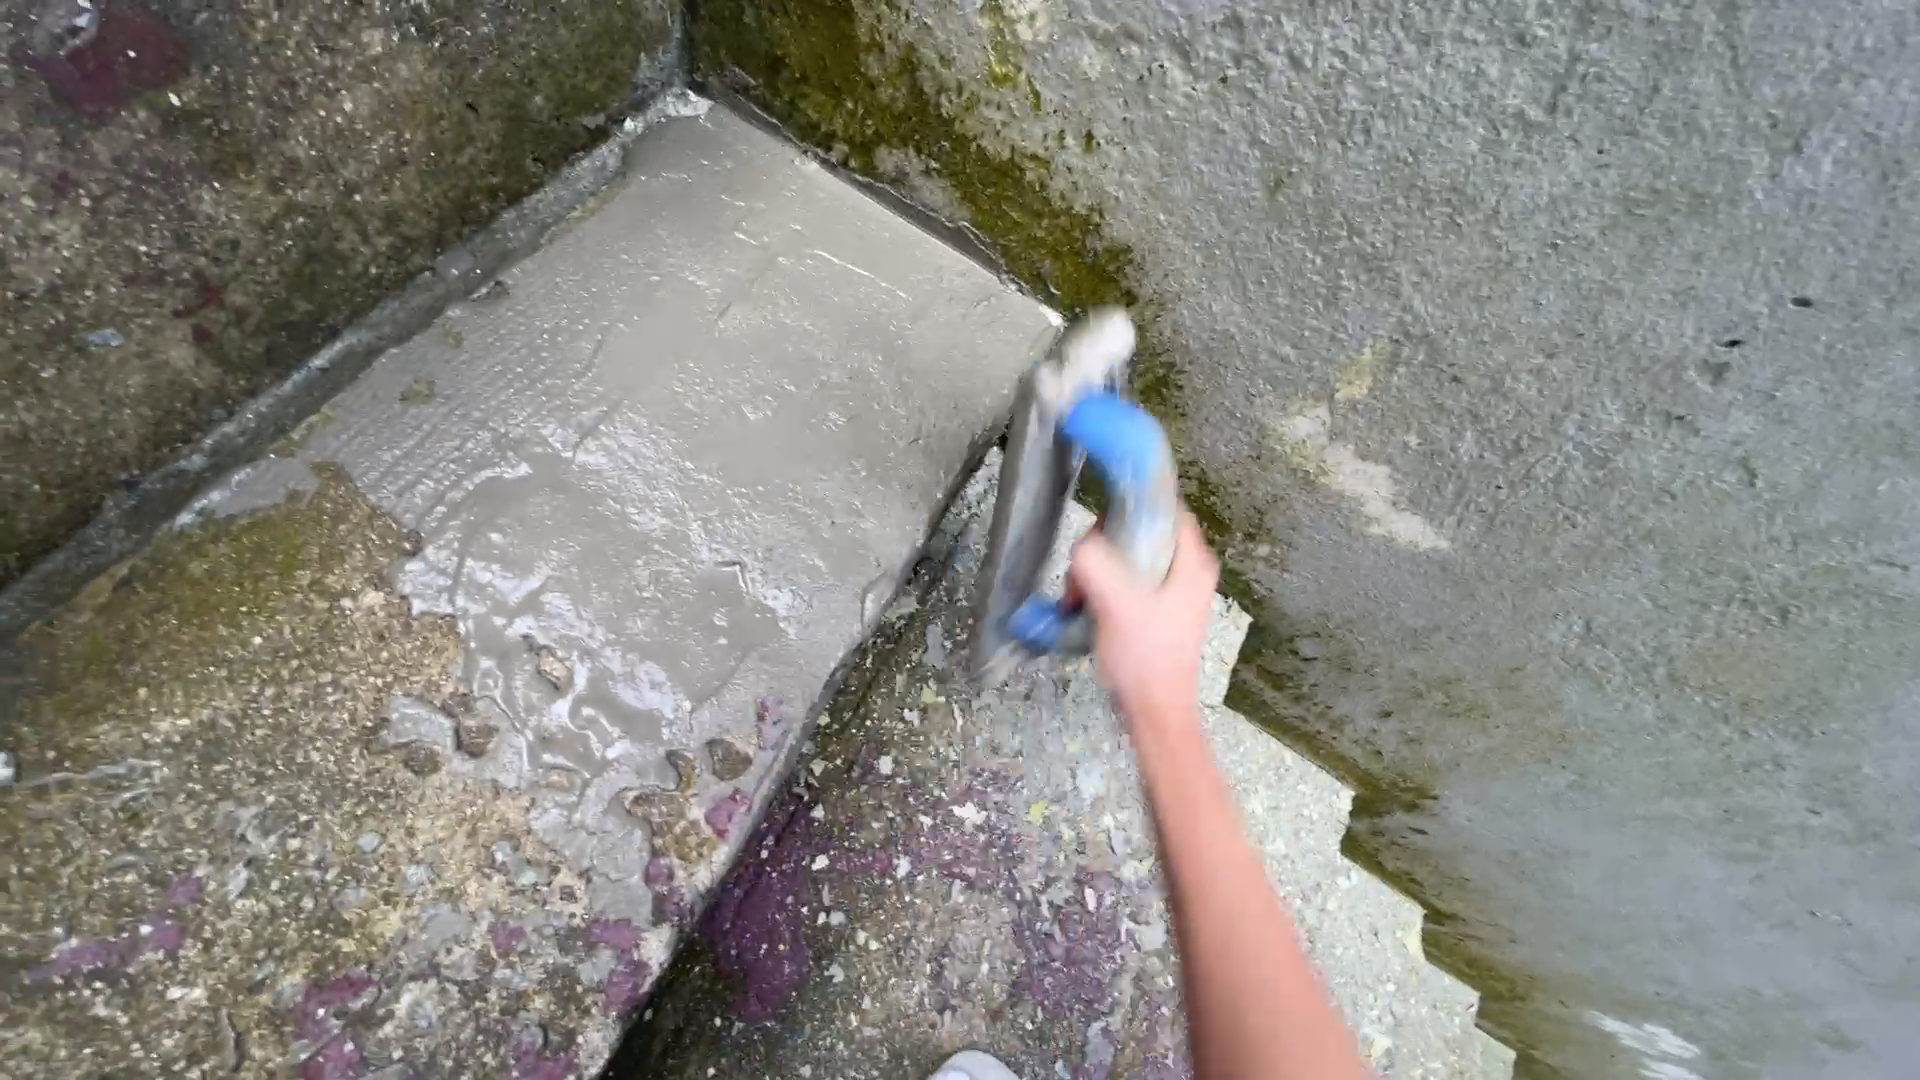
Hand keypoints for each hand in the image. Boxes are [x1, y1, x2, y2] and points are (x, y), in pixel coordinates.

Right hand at [1067, 508, 1218, 728]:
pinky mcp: (1154, 611)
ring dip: (1096, 571)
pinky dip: (1101, 588)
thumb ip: (1095, 564)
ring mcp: (1171, 592)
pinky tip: (1083, 607)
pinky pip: (1123, 581)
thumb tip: (1082, 548)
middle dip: (1103, 547)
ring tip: (1079, 596)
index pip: (1166, 509)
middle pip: (1139, 533)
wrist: (1154, 711)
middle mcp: (1186, 572)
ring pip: (1126, 558)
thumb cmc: (1145, 659)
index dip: (1133, 506)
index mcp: (1191, 563)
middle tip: (1083, 571)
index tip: (1101, 521)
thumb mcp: (1116, 604)